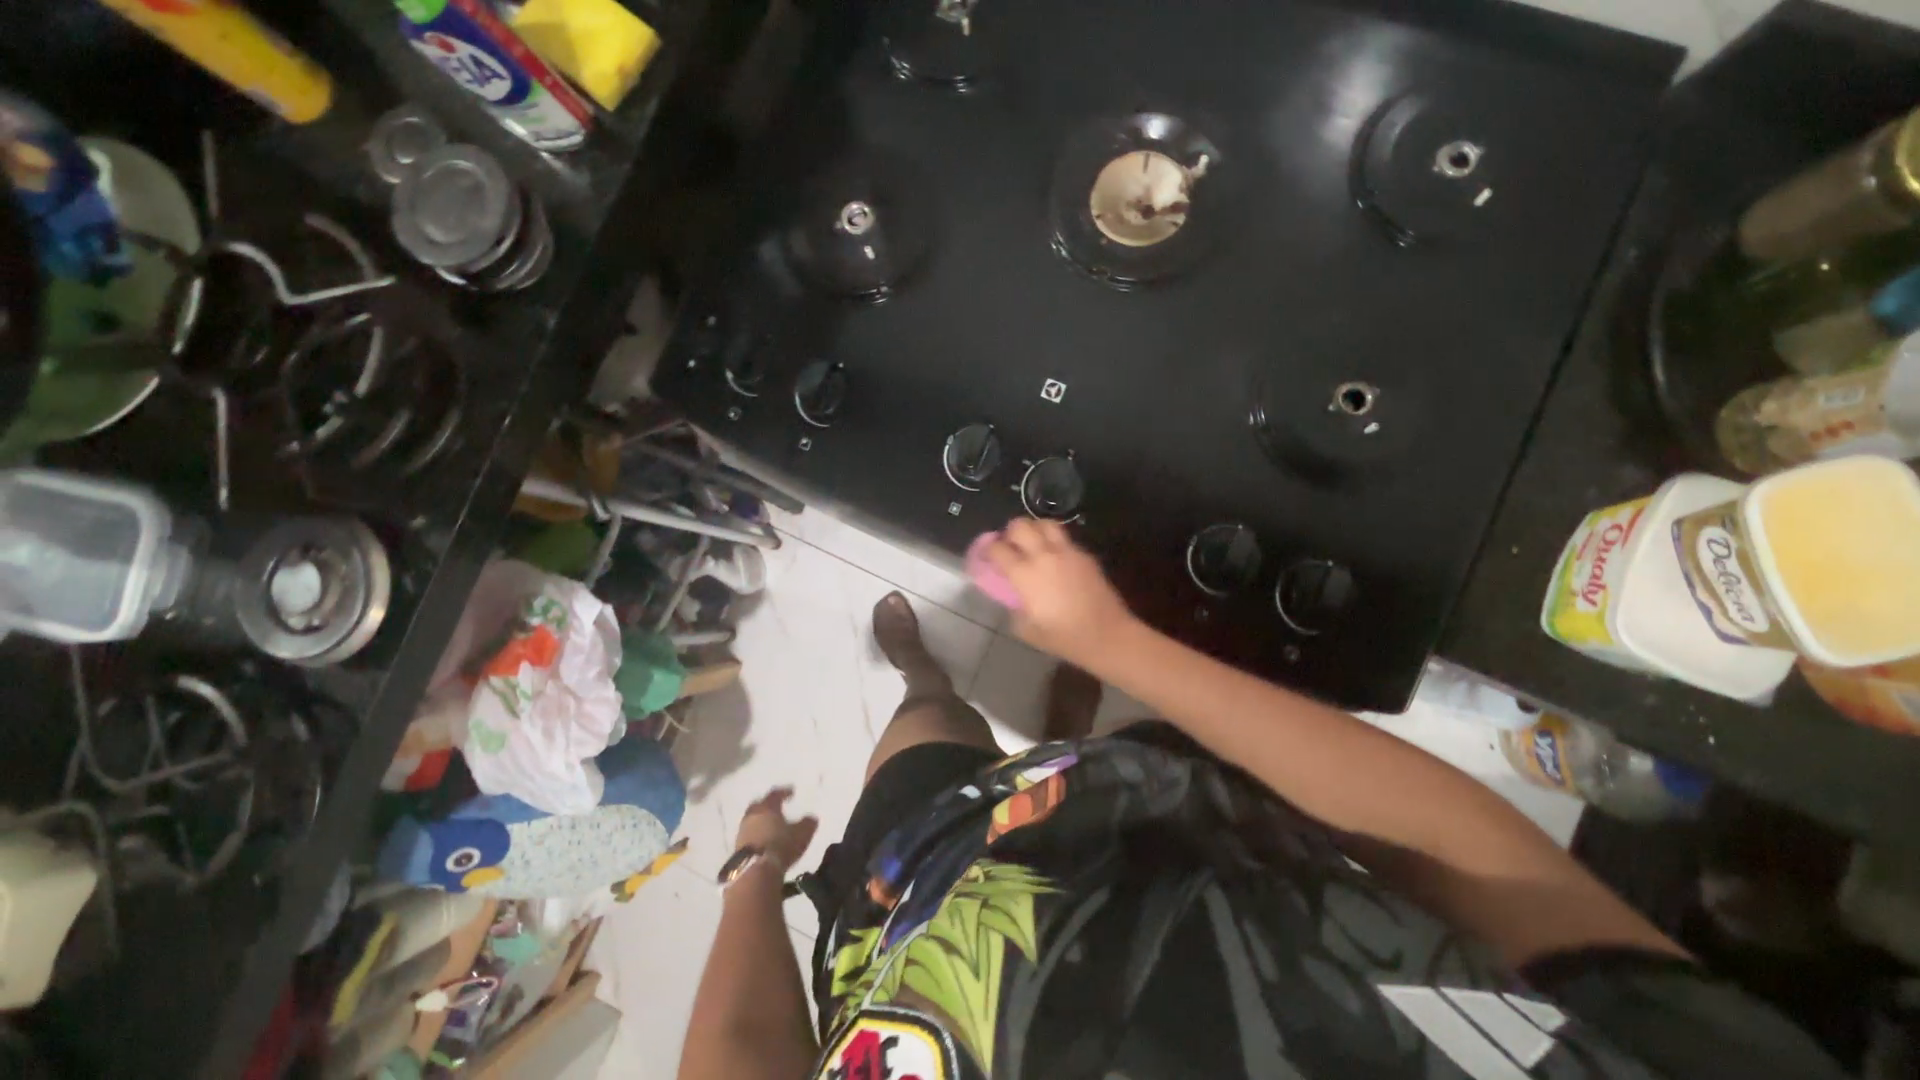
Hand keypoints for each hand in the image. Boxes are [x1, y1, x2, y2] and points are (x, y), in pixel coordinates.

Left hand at [735, 788, 818, 871]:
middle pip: (758, 805)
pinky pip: (749, 836)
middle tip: (775, 807)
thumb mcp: (802, 834)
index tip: (792, 792)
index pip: (775, 794)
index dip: (784, 792)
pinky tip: (764, 841)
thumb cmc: (781, 845)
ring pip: (751, 821)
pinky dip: (757, 835)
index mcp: (767, 808)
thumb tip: (811, 818)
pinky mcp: (738, 848)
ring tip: (771, 827)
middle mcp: (752, 816)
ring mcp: (742, 832)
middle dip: (767, 805)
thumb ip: (807, 824)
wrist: (755, 870)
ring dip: (760, 822)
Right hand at [983, 519, 1137, 668]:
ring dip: (1034, 529)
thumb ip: (1013, 607)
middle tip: (1010, 546)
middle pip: (1020, 525)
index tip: (987, 556)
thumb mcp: (1026, 630)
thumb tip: (1012, 597)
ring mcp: (1067, 552)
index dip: (988, 549)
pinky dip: (1055, 542)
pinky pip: (1065, 538)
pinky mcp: (1085, 555)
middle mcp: (1044, 555)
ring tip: (1033, 543)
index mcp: (1024, 574)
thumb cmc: (1063, 637)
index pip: (998, 548)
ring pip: (1045, 523)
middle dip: (1010, 532)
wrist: (1106, 635)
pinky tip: (1056, 559)